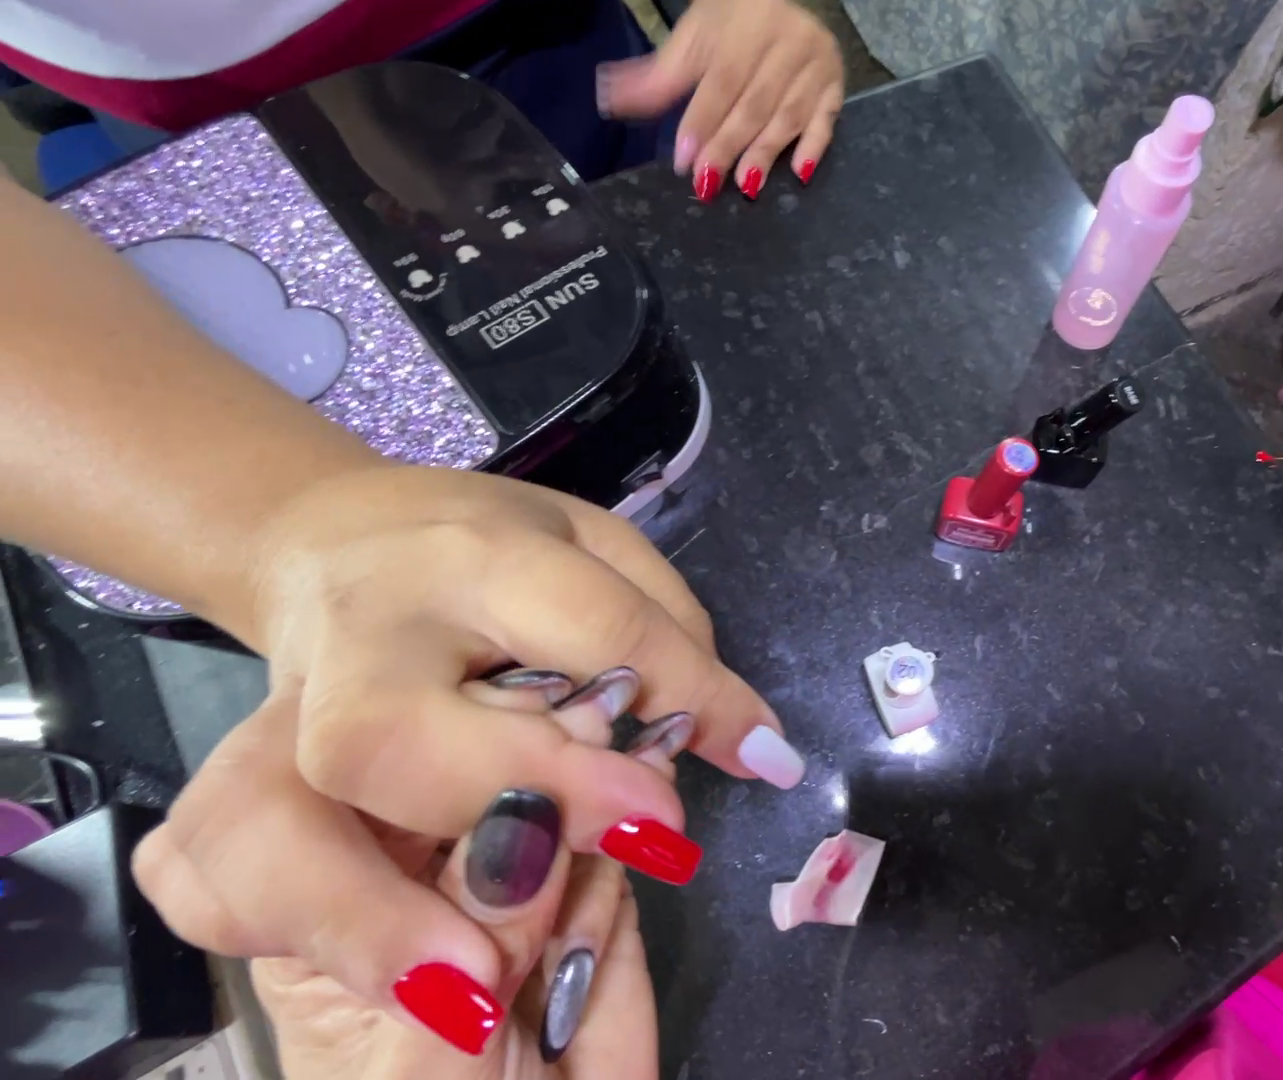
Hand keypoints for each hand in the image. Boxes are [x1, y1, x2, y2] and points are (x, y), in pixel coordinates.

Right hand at [134, 465, 799, 1054]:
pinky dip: (299, 928)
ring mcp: (287, 713)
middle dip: (524, 798)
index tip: (759, 755)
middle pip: (397, 736)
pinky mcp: (239, 774)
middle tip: (645, 837)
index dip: (686, 693)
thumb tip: (753, 751)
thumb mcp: (609, 554)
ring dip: (378, 911)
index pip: (599, 627)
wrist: (343, 538)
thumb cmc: (504, 548)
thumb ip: (674, 640)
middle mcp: (371, 637)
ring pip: (271, 821)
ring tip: (488, 975)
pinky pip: (217, 870)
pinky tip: (405, 958)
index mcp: (483, 556)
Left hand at [600, 0, 843, 199]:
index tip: (685, 159)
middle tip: (707, 183)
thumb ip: (661, 76)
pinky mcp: (837, 88)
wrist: (783, 0)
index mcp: (748, 22)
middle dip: (728, 145)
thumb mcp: (695, 40)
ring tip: (745, 186)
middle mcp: (788, 41)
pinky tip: (800, 173)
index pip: (723, 80)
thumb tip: (610, 101)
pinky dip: (814, 147)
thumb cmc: (735, 25)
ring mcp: (817, 66)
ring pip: (787, 117)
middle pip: (754, 103)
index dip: (704, 121)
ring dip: (766, 153)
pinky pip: (826, 123)